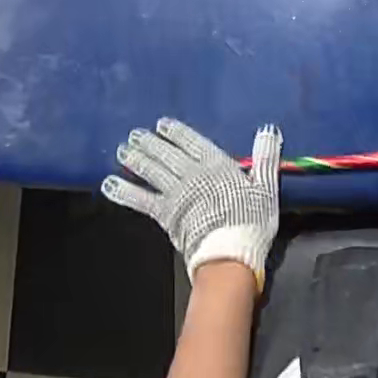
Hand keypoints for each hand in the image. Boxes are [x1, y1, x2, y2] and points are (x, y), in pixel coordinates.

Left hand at [101, 118, 281, 281]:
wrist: (230, 253)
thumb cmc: (252, 222)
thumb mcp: (265, 187)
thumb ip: (265, 157)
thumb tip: (268, 129)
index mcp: (216, 165)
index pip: (192, 142)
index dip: (176, 132)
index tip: (162, 124)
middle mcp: (192, 174)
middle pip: (167, 154)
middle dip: (150, 143)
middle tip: (135, 134)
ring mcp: (175, 193)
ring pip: (151, 171)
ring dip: (135, 160)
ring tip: (122, 151)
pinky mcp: (164, 213)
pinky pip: (140, 199)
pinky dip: (123, 191)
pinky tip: (109, 184)